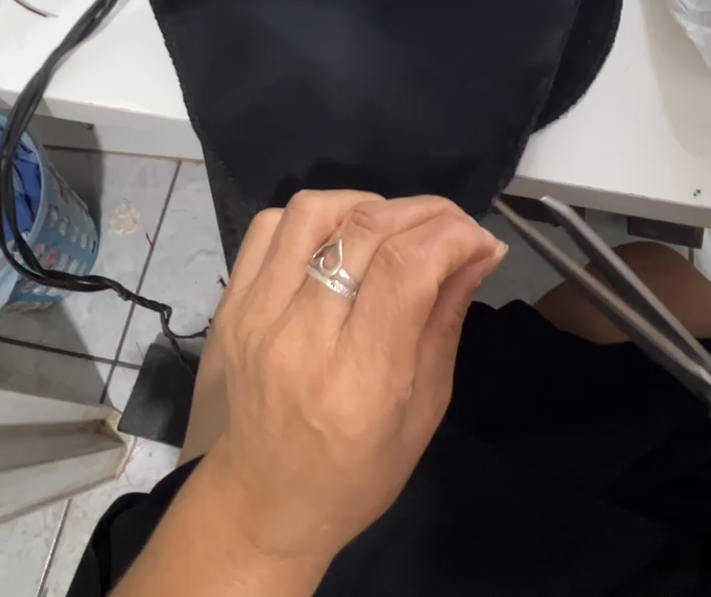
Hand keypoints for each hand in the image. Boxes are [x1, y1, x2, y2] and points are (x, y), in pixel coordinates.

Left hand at [197, 192, 507, 564]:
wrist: (257, 505)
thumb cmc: (354, 474)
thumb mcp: (424, 412)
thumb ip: (446, 321)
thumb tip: (479, 251)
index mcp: (358, 378)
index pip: (406, 268)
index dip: (453, 235)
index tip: (478, 240)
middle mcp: (300, 336)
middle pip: (366, 230)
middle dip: (425, 212)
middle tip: (452, 225)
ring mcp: (255, 314)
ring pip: (315, 212)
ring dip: (369, 204)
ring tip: (394, 228)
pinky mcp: (230, 303)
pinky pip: (271, 225)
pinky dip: (316, 216)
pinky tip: (340, 238)